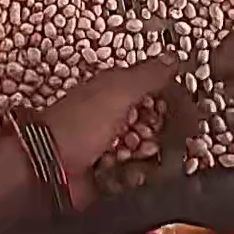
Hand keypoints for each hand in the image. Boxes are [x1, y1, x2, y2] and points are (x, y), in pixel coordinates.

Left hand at [39, 56, 188, 206]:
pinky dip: (135, 176)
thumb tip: (173, 56)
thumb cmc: (79, 123)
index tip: (183, 110)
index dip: (169, 100)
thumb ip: (148, 76)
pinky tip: (127, 174)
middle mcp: (115, 115)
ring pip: (149, 151)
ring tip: (132, 157)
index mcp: (114, 89)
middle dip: (160, 134)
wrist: (51, 167)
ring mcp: (112, 145)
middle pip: (155, 123)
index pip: (153, 90)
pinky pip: (137, 175)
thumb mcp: (118, 92)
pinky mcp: (111, 173)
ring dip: (146, 157)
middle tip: (150, 137)